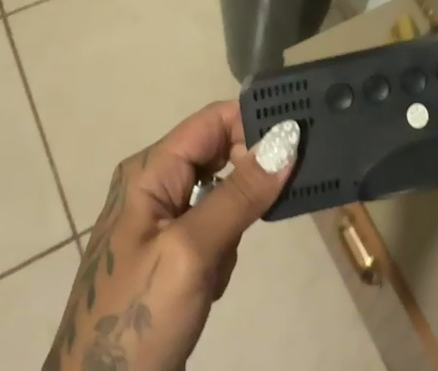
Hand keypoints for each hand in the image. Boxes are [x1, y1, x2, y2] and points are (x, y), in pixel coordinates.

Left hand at [43, 102, 301, 370]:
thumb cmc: (138, 316)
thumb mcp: (193, 251)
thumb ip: (239, 194)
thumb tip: (287, 139)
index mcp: (149, 171)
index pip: (213, 120)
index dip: (254, 123)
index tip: (298, 143)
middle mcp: (154, 185)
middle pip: (221, 154)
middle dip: (246, 183)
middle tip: (264, 214)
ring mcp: (162, 222)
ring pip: (224, 196)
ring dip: (235, 226)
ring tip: (217, 268)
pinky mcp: (172, 255)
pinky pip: (216, 232)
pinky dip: (224, 253)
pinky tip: (209, 286)